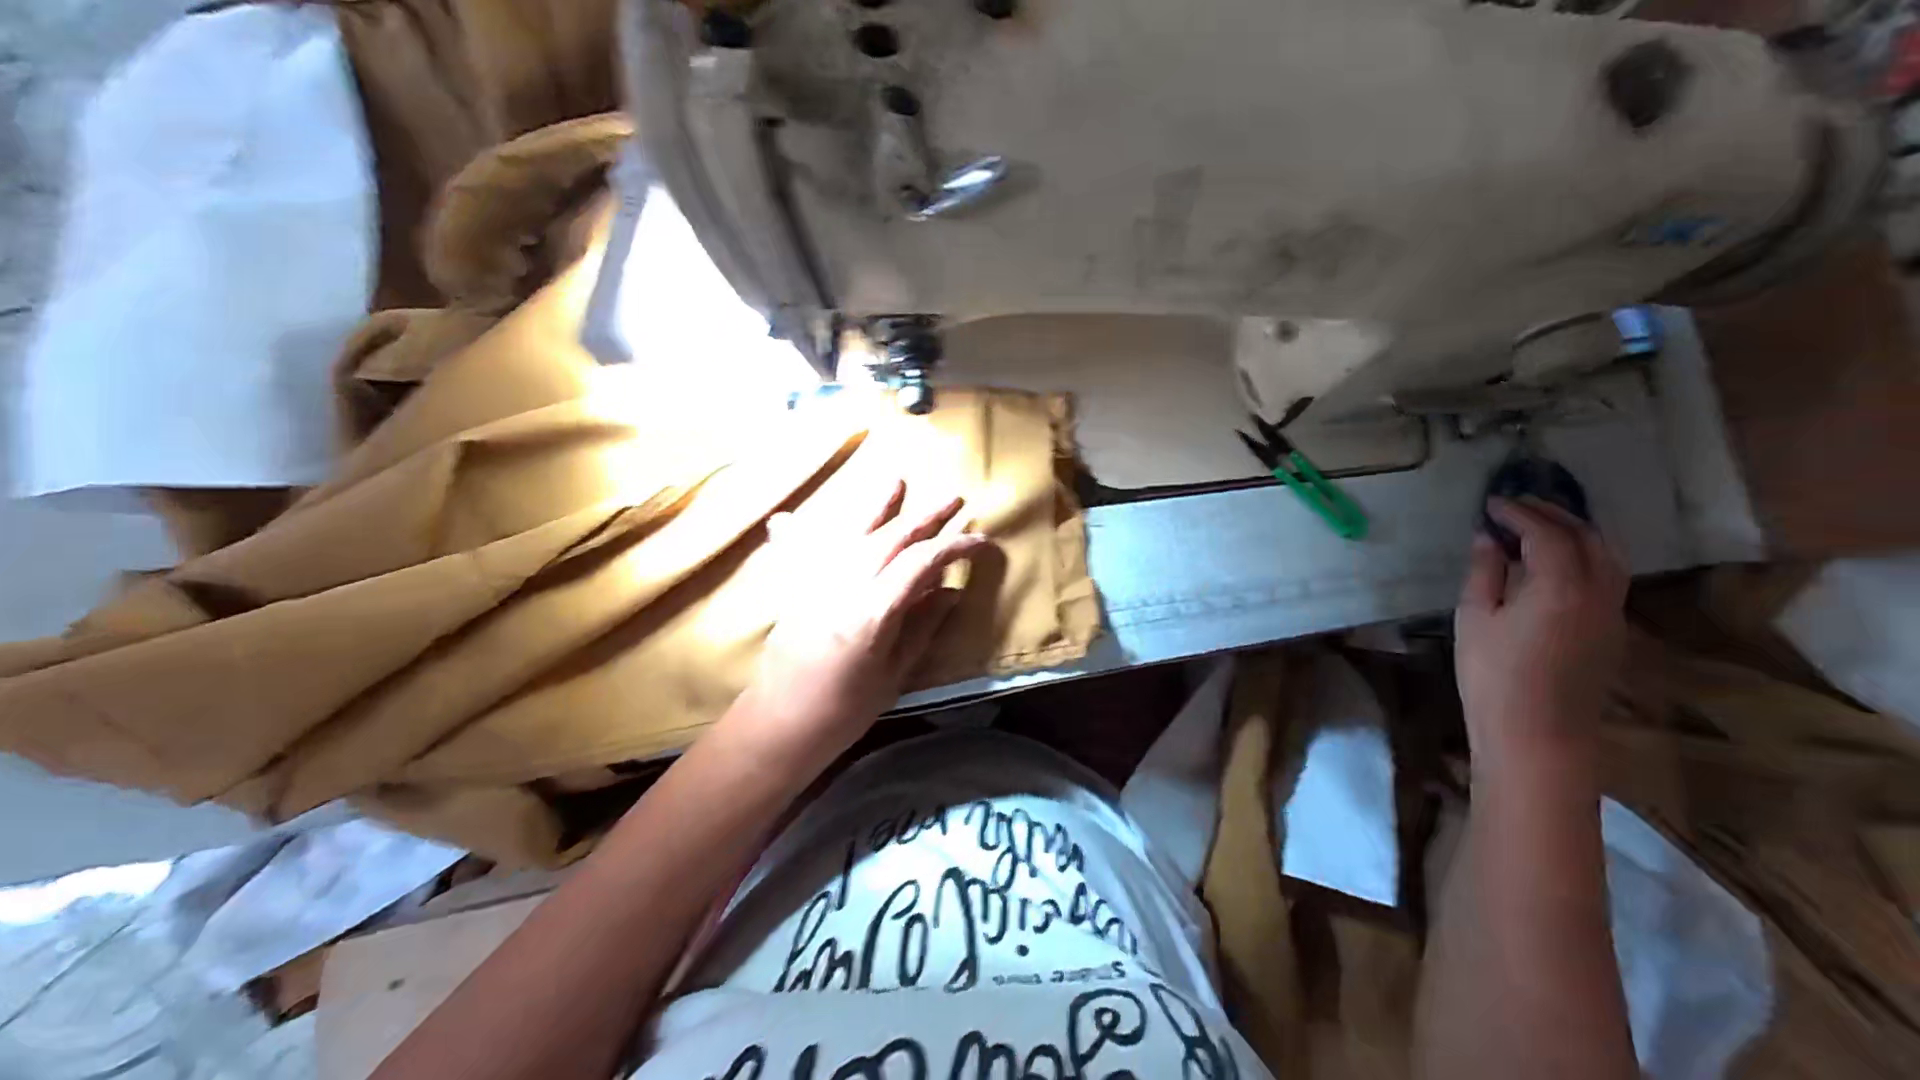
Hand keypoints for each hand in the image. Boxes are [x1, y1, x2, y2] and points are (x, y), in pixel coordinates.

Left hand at [729, 475, 990, 758]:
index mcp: (873, 610)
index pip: (922, 562)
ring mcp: (814, 582)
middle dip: (925, 517)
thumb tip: (951, 592)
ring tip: (897, 482)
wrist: (781, 724)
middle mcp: (843, 584)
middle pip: (890, 538)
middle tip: (953, 500)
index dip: (954, 547)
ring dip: (878, 507)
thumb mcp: (894, 674)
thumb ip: (921, 627)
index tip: (980, 541)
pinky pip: (803, 547)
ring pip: (852, 532)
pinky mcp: (795, 588)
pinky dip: (802, 529)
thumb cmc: (845, 710)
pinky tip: (791, 516)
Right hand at [1455, 496, 1626, 772]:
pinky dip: (1584, 556)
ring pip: (1607, 556)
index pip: (1546, 534)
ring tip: (1540, 526)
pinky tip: (1555, 561)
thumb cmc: (1493, 676)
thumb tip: (1487, 540)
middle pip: (1588, 538)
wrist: (1538, 734)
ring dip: (1575, 533)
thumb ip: (1485, 574)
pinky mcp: (1612, 630)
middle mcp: (1599, 592)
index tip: (1492, 502)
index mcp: (1562, 587)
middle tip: (1518, 504)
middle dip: (1554, 515)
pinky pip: (1607, 576)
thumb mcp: (1474, 619)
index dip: (1519, 513)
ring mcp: (1613, 612)